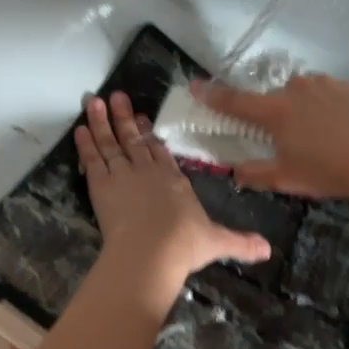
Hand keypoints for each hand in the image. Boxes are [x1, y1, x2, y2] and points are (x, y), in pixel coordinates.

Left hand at [75, 91, 269, 306]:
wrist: (152, 251)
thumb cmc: (184, 245)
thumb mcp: (217, 242)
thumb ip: (240, 243)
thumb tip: (268, 250)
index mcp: (174, 181)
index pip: (160, 153)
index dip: (151, 136)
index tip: (144, 118)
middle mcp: (148, 171)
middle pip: (134, 140)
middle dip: (125, 118)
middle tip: (117, 97)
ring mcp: (123, 175)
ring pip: (111, 143)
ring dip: (102, 122)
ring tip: (92, 101)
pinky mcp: (101, 184)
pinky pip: (92, 158)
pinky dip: (85, 143)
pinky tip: (80, 128)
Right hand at [195, 74, 348, 198]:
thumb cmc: (325, 171)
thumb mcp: (284, 178)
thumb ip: (253, 173)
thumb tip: (234, 171)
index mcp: (274, 111)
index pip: (234, 101)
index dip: (212, 95)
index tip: (195, 85)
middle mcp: (293, 89)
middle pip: (270, 100)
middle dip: (271, 116)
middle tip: (284, 140)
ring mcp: (321, 84)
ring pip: (297, 93)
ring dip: (296, 108)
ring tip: (312, 134)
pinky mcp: (343, 87)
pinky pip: (321, 92)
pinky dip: (320, 104)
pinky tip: (331, 124)